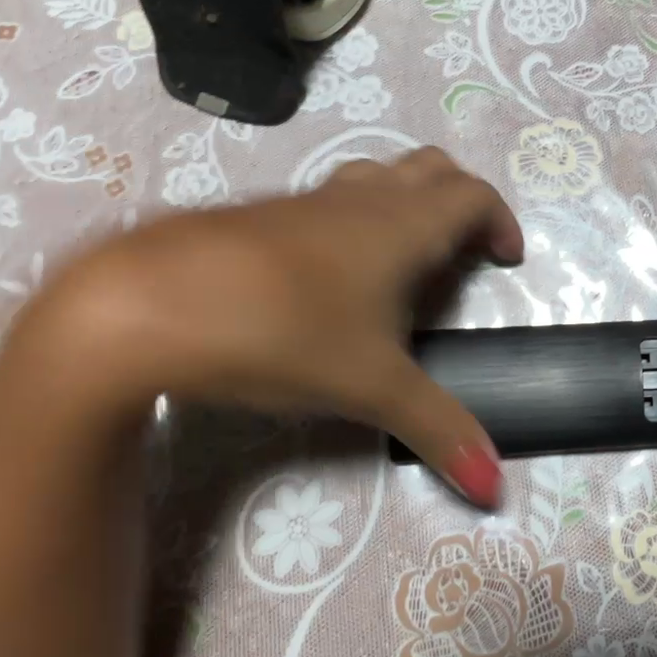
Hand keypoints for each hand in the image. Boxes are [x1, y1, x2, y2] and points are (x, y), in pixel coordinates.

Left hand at [0, 148, 520, 506]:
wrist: (149, 303)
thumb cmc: (284, 333)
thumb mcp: (371, 387)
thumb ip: (438, 430)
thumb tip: (495, 488)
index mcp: (404, 225)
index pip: (474, 195)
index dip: (500, 220)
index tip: (507, 259)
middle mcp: (364, 199)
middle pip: (432, 168)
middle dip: (460, 200)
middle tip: (465, 250)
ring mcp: (310, 200)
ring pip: (379, 176)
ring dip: (408, 202)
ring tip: (406, 260)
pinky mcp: (265, 215)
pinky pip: (333, 200)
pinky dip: (359, 219)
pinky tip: (334, 278)